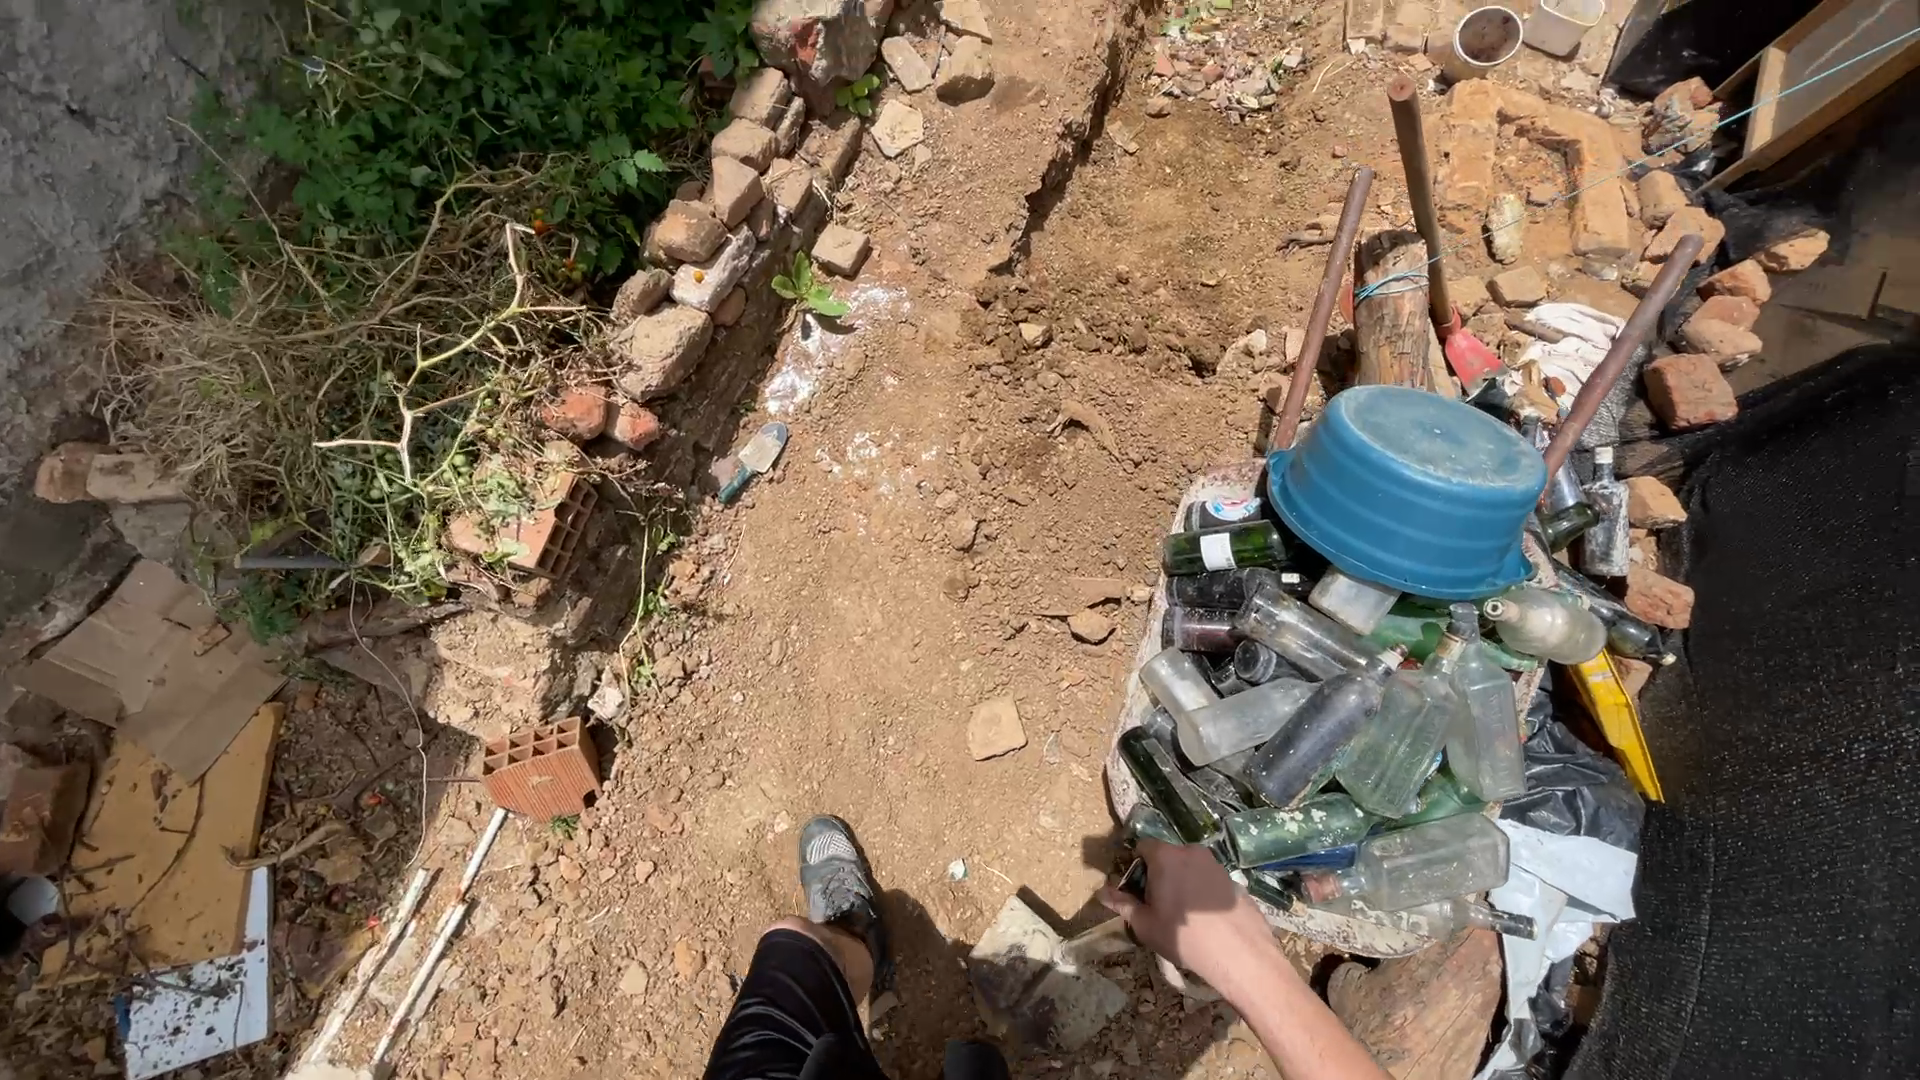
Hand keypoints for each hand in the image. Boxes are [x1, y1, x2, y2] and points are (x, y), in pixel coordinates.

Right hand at [1097, 839, 1292, 1000]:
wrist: (1241, 956)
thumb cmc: (1185, 937)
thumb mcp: (1145, 924)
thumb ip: (1122, 904)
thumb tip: (1101, 892)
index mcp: (1165, 856)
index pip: (1142, 847)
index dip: (1135, 867)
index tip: (1137, 891)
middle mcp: (1191, 851)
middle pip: (1166, 856)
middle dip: (1159, 875)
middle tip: (1158, 905)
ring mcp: (1216, 864)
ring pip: (1189, 868)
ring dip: (1182, 883)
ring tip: (1184, 916)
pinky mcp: (1234, 881)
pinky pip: (1209, 880)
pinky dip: (1203, 892)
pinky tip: (1206, 921)